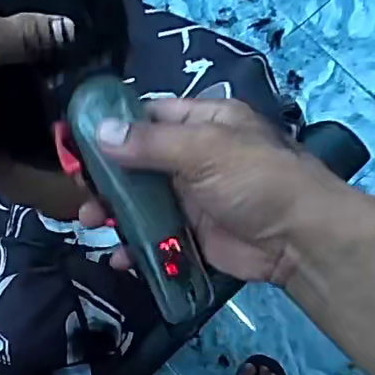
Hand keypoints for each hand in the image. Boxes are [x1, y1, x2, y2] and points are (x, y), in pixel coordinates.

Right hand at [76, 99, 349, 285]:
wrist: (297, 239)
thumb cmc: (256, 179)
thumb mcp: (204, 149)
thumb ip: (150, 143)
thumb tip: (99, 132)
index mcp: (202, 123)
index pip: (148, 117)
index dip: (113, 127)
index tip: (77, 144)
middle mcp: (193, 157)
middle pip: (137, 164)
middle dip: (106, 179)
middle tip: (80, 191)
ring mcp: (191, 199)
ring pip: (141, 204)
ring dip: (113, 214)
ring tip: (90, 223)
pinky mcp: (192, 235)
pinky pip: (155, 238)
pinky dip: (135, 248)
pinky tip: (118, 257)